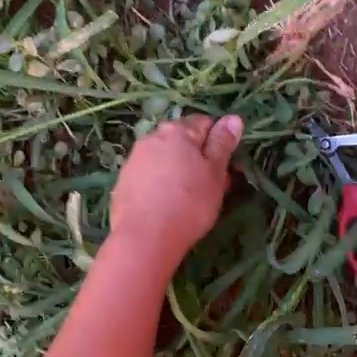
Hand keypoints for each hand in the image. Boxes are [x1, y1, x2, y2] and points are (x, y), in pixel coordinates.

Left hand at [108, 114, 242, 260]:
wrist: (145, 238)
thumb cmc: (189, 205)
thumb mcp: (215, 174)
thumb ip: (222, 145)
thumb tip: (233, 119)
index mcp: (178, 130)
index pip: (205, 124)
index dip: (218, 144)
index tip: (223, 168)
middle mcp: (152, 137)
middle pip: (181, 141)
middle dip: (196, 158)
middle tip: (207, 186)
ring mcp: (134, 160)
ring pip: (163, 159)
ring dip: (175, 171)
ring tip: (184, 199)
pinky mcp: (123, 182)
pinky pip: (147, 177)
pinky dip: (158, 185)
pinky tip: (164, 205)